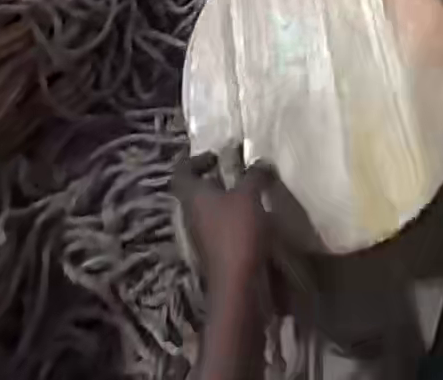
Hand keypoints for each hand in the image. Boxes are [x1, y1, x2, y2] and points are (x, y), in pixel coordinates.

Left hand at [174, 153, 274, 296]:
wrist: (238, 288)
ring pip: (210, 210)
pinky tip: (255, 216)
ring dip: (227, 199)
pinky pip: (221, 227)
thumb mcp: (249, 195)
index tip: (215, 155)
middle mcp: (192, 216)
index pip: (181, 172)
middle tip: (237, 170)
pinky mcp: (216, 253)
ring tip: (251, 191)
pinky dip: (234, 218)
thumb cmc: (237, 232)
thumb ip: (254, 174)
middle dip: (215, 179)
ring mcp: (202, 237)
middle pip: (196, 191)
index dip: (194, 160)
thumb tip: (261, 162)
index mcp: (193, 198)